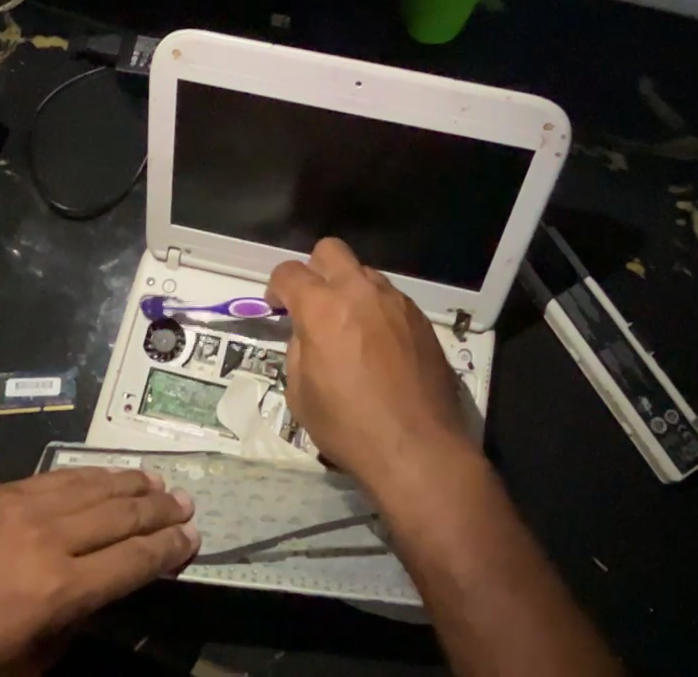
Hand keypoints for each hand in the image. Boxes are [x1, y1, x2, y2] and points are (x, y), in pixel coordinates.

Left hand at [0, 469, 197, 675]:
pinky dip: (95, 475)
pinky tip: (112, 475)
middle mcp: (51, 539)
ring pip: (97, 486)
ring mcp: (26, 508)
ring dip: (134, 484)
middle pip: (122, 515)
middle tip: (189, 506)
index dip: (169, 550)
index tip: (194, 538)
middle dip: (160, 511)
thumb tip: (107, 584)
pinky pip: (63, 476)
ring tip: (161, 483)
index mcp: (59, 590)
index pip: (133, 561)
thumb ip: (78, 619)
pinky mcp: (5, 492)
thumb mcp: (32, 661)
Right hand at [267, 237, 473, 491]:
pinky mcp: (421, 318)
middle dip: (314, 270)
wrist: (417, 447)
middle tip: (313, 305)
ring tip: (350, 329)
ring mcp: (395, 301)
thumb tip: (308, 333)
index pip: (288, 272)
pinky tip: (379, 346)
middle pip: (330, 251)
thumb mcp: (300, 392)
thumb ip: (298, 348)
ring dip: (350, 290)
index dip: (276, 287)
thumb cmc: (348, 425)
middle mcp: (359, 291)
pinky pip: (390, 299)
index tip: (277, 307)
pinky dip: (376, 311)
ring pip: (365, 273)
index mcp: (321, 306)